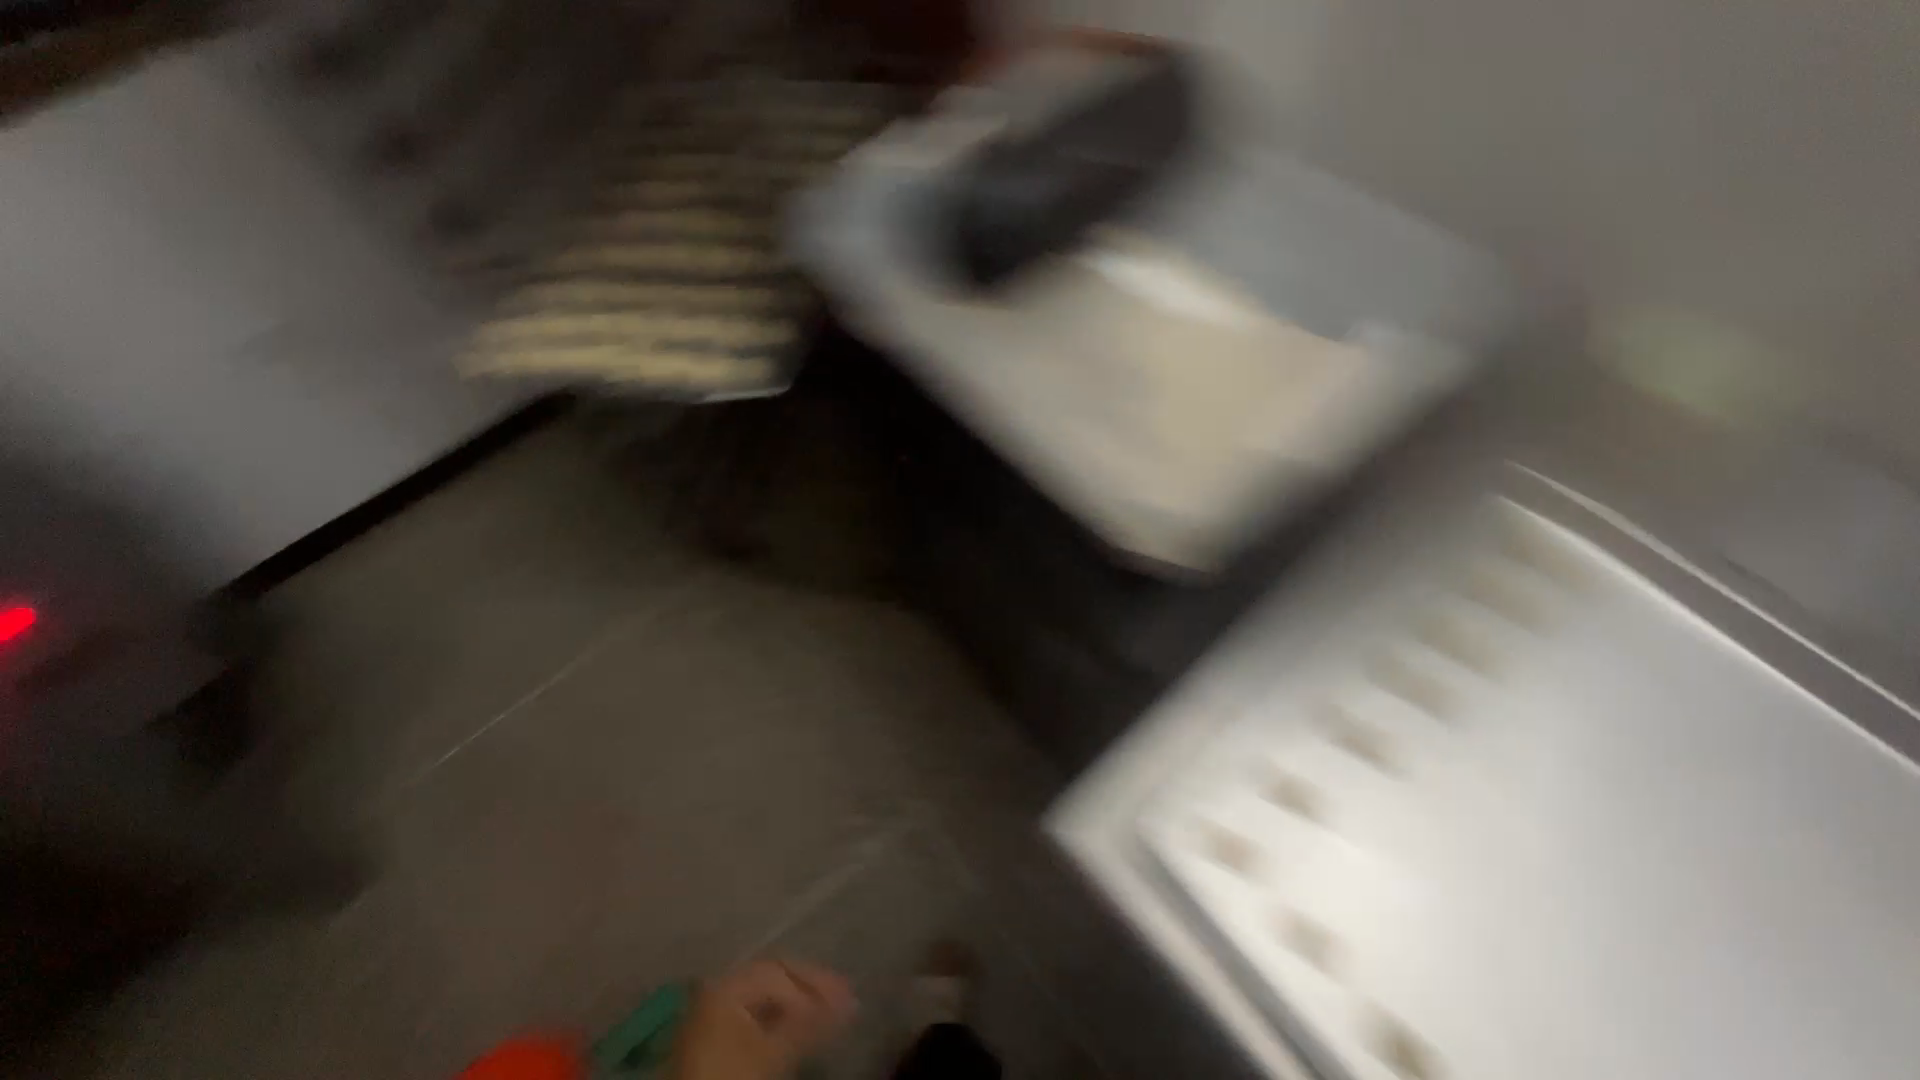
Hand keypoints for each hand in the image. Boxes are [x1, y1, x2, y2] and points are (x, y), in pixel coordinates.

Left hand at [669, 957, 856, 1079]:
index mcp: (728, 984)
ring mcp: (712, 1015)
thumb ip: (811, 1024)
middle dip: (808, 990)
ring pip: (763, 1000)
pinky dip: (779, 1022)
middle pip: (771, 980)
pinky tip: (797, 1032)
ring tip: (825, 1016)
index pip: (780, 970)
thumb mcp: (773, 1052)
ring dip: (796, 1006)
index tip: (847, 997)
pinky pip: (754, 1019)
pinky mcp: (713, 1040)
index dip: (815, 982)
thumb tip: (849, 1002)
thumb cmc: (731, 1074)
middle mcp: (717, 990)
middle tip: (842, 1001)